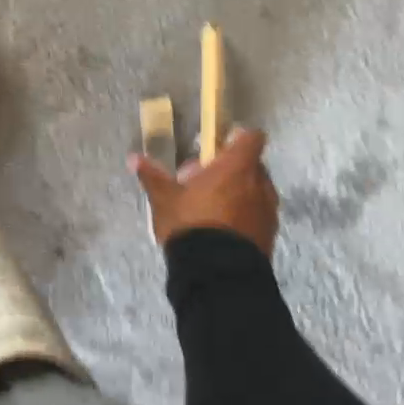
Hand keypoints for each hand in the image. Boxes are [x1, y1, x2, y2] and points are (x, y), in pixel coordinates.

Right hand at [127, 127, 278, 256]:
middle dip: (229, 167)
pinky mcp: (270, 229)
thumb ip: (152, 175)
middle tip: (201, 178)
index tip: (218, 142)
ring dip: (237, 188)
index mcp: (235, 169)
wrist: (218, 268)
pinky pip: (257, 208)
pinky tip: (219, 222)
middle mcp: (259, 184)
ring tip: (209, 203)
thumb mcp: (163, 197)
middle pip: (250, 164)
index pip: (250, 138)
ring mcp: (268, 208)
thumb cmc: (190, 222)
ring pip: (254, 187)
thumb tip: (134, 157)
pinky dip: (242, 208)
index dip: (237, 136)